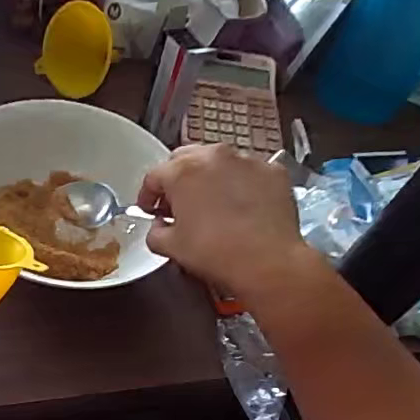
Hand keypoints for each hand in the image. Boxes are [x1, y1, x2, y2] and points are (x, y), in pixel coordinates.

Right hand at [138, 143, 314, 300]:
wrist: (266, 262)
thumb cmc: (217, 253)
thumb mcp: (171, 248)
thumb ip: (156, 232)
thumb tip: (160, 228)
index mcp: (182, 171)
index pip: (154, 176)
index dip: (147, 195)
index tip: (150, 208)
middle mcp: (214, 157)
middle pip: (186, 159)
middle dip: (178, 180)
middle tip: (177, 205)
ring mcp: (246, 161)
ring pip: (219, 163)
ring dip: (209, 179)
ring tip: (210, 207)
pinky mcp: (272, 171)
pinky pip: (248, 173)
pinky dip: (240, 185)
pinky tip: (239, 209)